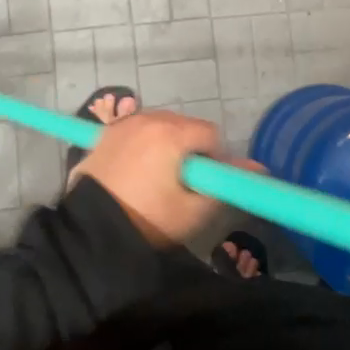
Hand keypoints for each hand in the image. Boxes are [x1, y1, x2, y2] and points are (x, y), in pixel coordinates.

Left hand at [71, 110, 255, 246]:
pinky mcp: (104, 134)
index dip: (215, 159)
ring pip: (160, 127)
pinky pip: (136, 133)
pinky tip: (135, 174)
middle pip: (185, 126)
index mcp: (172, 132)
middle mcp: (148, 118)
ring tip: (156, 181)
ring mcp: (123, 123)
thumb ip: (226, 185)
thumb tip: (258, 168)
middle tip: (182, 185)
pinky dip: (143, 146)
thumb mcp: (193, 211)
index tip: (205, 184)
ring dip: (167, 146)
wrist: (90, 231)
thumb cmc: (147, 219)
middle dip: (190, 150)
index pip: (211, 134)